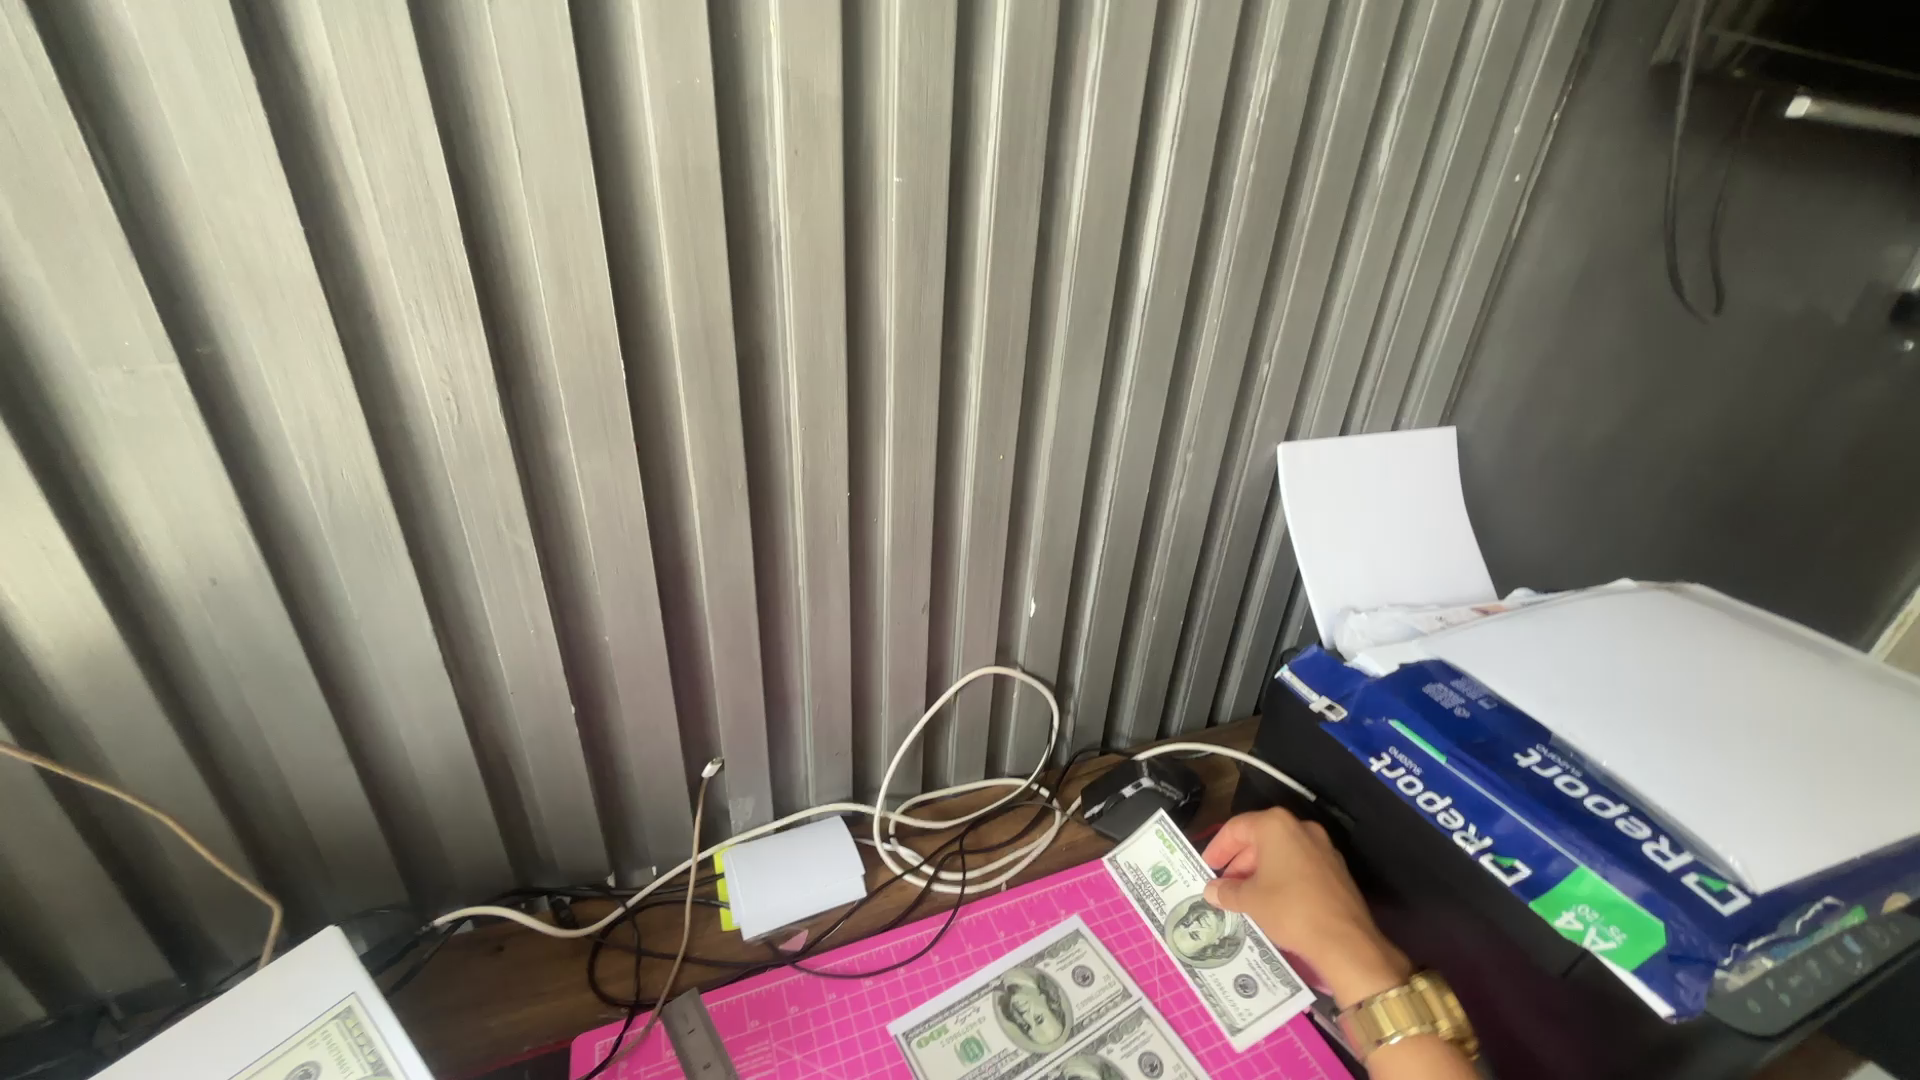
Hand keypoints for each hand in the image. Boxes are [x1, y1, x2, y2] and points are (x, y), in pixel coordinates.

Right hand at [1201, 808, 1410, 1006]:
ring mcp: (1323, 848)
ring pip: (1281, 852)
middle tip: (1225, 885)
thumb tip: (1211, 890)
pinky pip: (1300, 865)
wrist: (1347, 943)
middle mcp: (1300, 828)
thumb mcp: (1250, 900)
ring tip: (1246, 895)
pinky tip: (1273, 901)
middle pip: (1260, 838)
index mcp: (1275, 825)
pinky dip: (1282, 877)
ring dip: (1260, 871)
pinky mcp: (1337, 870)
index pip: (1236, 828)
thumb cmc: (1290, 909)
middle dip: (1239, 862)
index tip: (1207, 867)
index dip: (1218, 848)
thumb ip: (1226, 891)